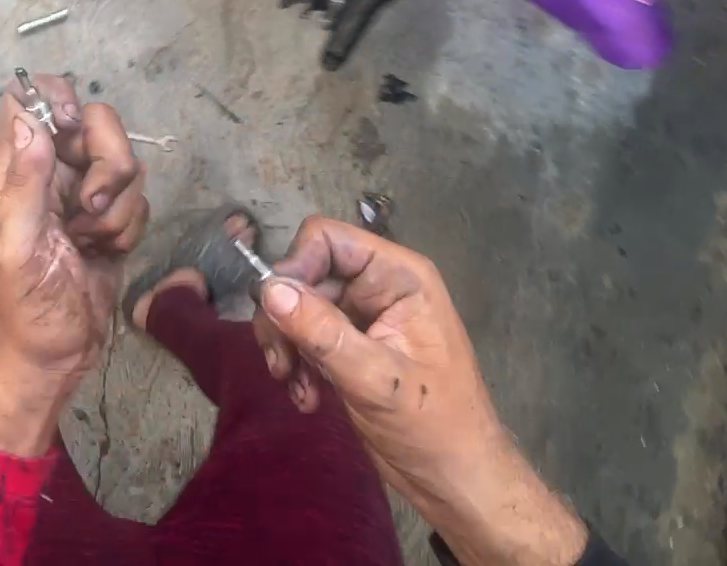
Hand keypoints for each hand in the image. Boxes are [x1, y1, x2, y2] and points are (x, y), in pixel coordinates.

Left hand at [0, 75, 148, 456]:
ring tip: (91, 241)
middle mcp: (50, 170)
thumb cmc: (22, 305)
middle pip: (93, 121)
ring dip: (118, 206)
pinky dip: (129, 226)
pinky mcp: (113, 219)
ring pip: (124, 161)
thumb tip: (28, 117)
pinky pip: (138, 198)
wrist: (54, 358)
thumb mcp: (14, 245)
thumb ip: (22, 181)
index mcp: (15, 168)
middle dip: (106, 162)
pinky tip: (106, 252)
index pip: (29, 98)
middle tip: (91, 205)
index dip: (56, 99)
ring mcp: (83, 193)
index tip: (72, 131)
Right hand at [252, 217, 587, 565]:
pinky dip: (295, 361)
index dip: (295, 266)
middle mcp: (375, 284)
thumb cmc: (434, 429)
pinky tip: (307, 396)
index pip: (326, 238)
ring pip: (295, 304)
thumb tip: (269, 289)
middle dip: (284, 318)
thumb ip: (322, 332)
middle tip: (281, 364)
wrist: (457, 486)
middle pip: (304, 273)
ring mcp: (360, 313)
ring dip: (286, 344)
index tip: (277, 311)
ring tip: (294, 384)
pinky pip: (302, 332)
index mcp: (397, 276)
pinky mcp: (346, 341)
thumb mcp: (376, 380)